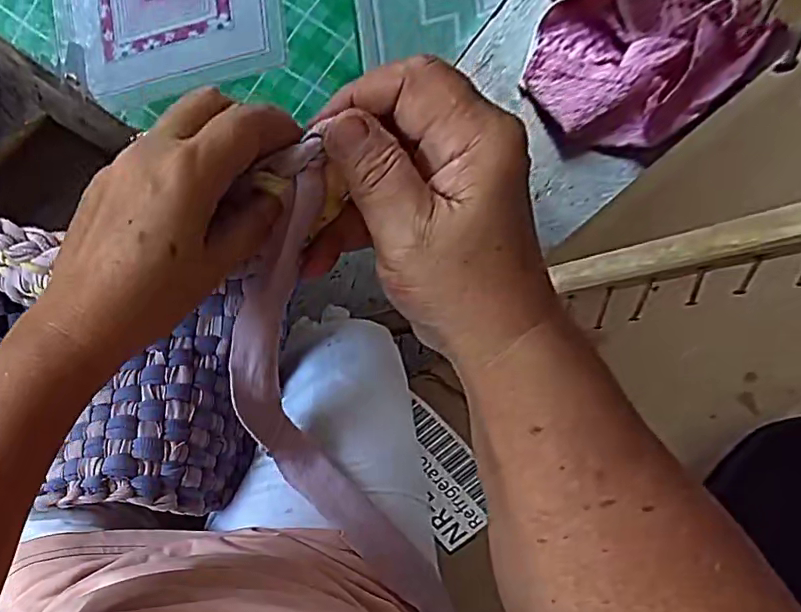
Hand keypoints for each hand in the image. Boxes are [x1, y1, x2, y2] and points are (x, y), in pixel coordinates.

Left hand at [27, 88, 299, 367]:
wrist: (79, 322)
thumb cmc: (150, 303)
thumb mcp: (212, 269)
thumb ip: (251, 225)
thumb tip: (272, 197)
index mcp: (189, 169)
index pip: (247, 122)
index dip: (279, 129)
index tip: (292, 149)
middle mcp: (153, 149)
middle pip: (209, 103)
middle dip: (241, 123)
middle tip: (254, 165)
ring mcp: (122, 160)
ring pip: (175, 125)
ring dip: (205, 140)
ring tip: (215, 191)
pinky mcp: (102, 180)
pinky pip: (147, 152)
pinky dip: (174, 160)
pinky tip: (173, 208)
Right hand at [303, 57, 560, 365]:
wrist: (494, 339)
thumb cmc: (461, 292)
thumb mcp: (407, 231)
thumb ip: (373, 171)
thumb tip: (337, 124)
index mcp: (474, 137)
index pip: (411, 82)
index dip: (356, 101)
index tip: (313, 141)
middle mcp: (467, 143)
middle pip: (394, 119)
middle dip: (343, 154)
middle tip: (306, 189)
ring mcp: (451, 175)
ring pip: (384, 160)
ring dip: (342, 196)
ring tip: (310, 236)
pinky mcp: (436, 204)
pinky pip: (388, 193)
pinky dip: (355, 219)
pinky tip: (325, 252)